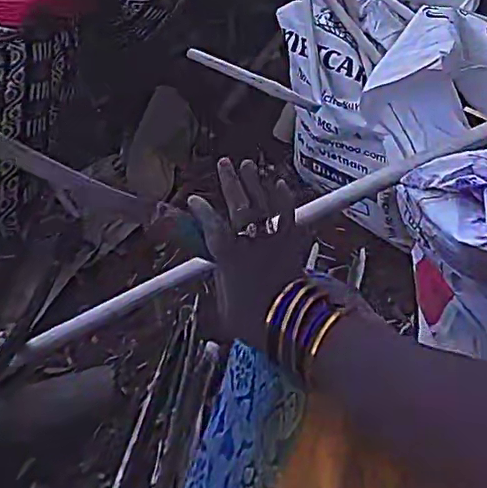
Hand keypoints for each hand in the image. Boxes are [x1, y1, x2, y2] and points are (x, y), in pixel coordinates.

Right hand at [187, 159, 311, 346]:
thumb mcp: (225, 308)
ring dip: (255, 182)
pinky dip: (284, 198)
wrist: (292, 325)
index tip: (194, 199)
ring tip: (248, 164)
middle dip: (231, 181)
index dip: (202, 210)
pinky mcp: (292, 243)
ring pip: (263, 203)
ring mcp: (273, 239)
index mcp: (228, 256)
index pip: (211, 225)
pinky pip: (289, 215)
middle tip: (225, 163)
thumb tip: (221, 278)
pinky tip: (280, 184)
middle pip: (239, 204)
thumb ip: (222, 284)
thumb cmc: (254, 322)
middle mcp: (249, 241)